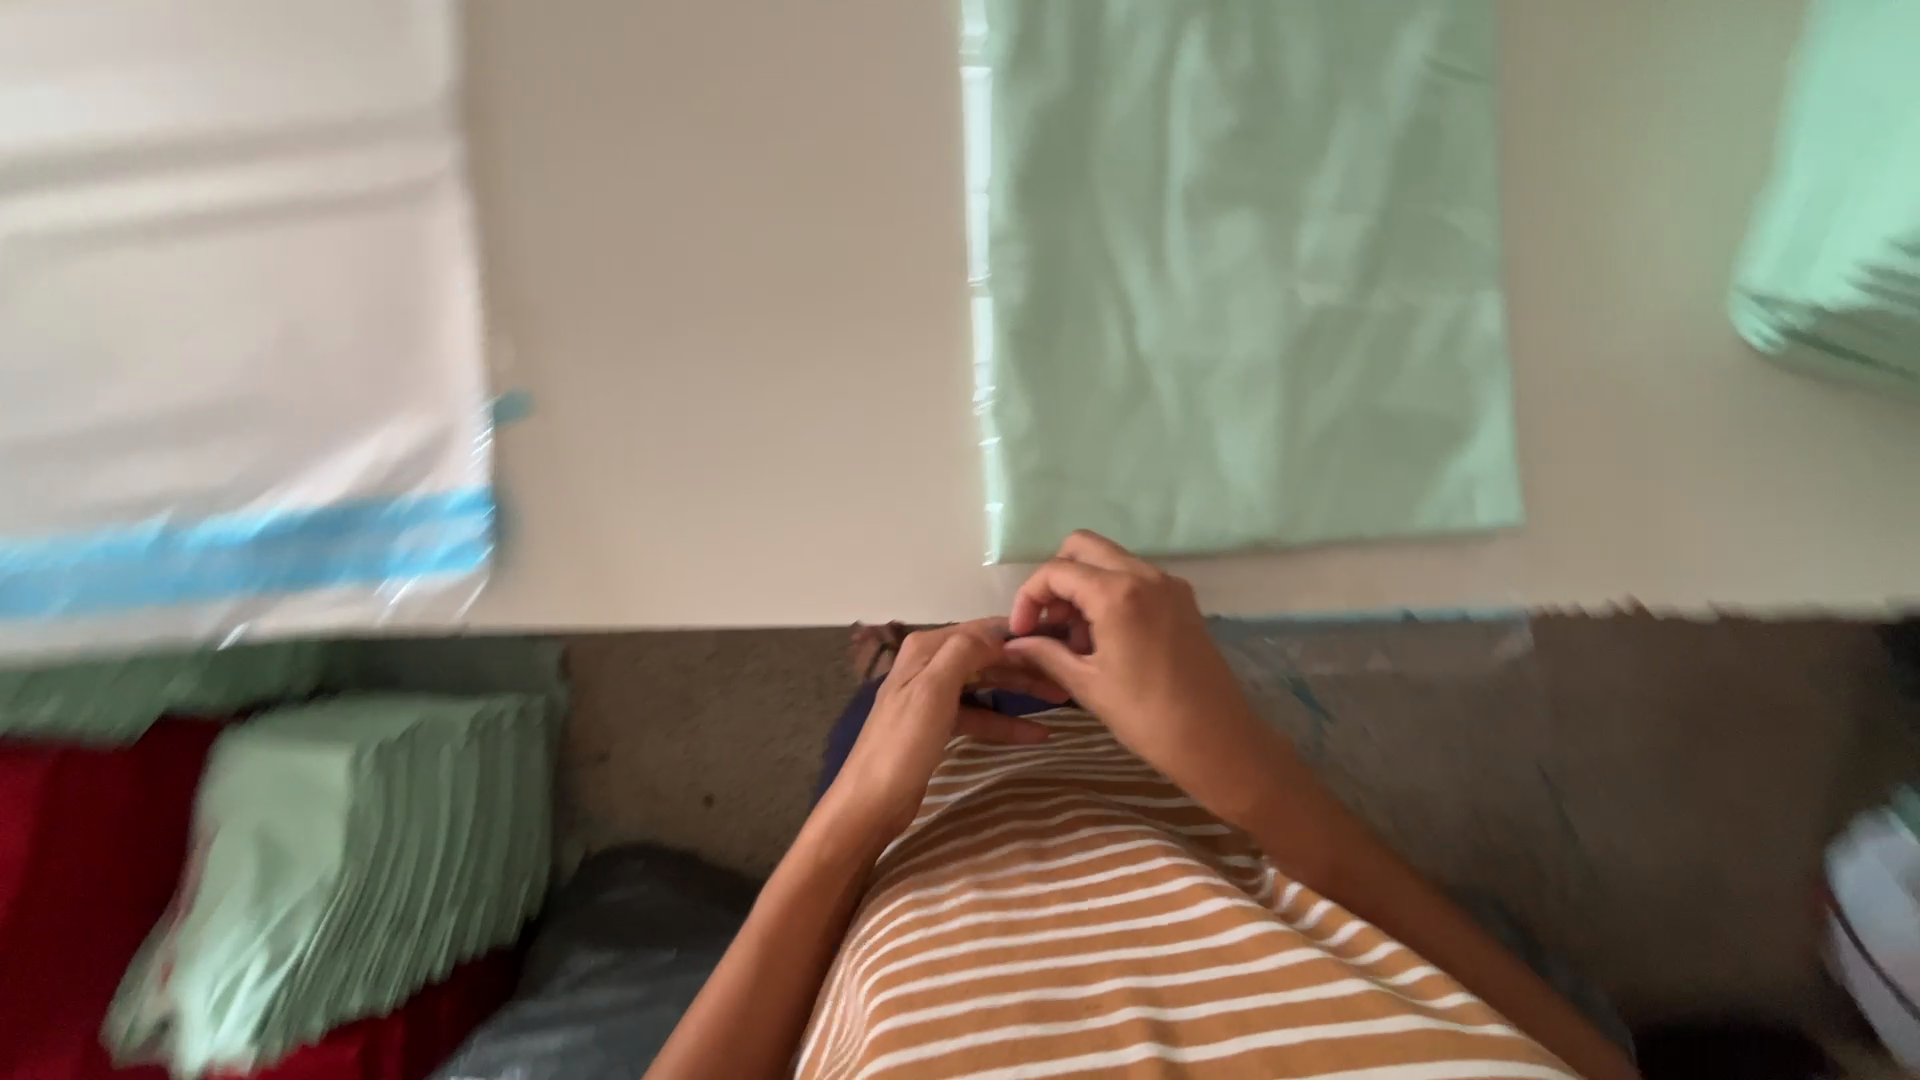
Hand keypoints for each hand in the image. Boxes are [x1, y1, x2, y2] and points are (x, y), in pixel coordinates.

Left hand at [817, 619, 1060, 845]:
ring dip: (1019, 690)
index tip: (1059, 639)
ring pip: (985, 684)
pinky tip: (1036, 734)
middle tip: (1065, 671)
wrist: (871, 802)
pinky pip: (979, 714)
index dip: (1018, 634)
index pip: (981, 630)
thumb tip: (998, 631)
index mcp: (926, 649)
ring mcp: (933, 696)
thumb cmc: (904, 743)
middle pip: (985, 656)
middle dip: (1024, 663)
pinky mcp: (938, 725)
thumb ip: (964, 652)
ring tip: (1060, 697)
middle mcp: (929, 665)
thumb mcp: (933, 689)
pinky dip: (1004, 722)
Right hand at [1004, 531, 1292, 826]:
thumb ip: (1046, 653)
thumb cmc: (1147, 716)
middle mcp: (1144, 574)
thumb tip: (1014, 644)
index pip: (1056, 571)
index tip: (1023, 632)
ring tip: (1078, 640)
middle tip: (1049, 623)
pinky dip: (1111, 593)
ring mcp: (1168, 584)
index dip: (1029, 597)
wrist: (1218, 741)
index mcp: (1117, 593)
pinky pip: (1135, 578)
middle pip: (1083, 547)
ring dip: (1083, 586)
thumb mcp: (1087, 685)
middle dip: (1056, 580)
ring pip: (1110, 560)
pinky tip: (1107, 638)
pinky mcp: (1183, 599)